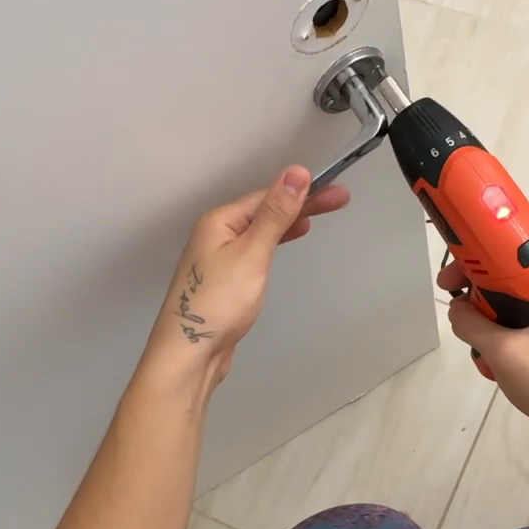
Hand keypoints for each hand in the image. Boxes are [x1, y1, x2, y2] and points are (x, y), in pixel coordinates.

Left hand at [142, 166, 349, 390]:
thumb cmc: (216, 304)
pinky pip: (254, 251)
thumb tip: (294, 174)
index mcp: (218, 222)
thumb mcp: (252, 254)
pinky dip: (274, 243)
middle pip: (264, 212)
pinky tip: (284, 243)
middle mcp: (215, 235)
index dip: (302, 192)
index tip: (335, 191)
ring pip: (259, 231)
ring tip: (316, 216)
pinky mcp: (225, 281)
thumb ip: (275, 215)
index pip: (267, 197)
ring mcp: (218, 259)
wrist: (190, 354)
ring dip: (287, 222)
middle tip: (338, 200)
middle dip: (300, 205)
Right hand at [440, 253, 528, 436]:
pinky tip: (486, 336)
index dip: (489, 250)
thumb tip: (455, 308)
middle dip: (483, 277)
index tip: (460, 263)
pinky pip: (527, 308)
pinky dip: (503, 316)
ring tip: (465, 318)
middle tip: (451, 289)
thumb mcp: (503, 351)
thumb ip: (472, 323)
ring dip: (489, 300)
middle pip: (521, 266)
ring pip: (520, 288)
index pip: (527, 245)